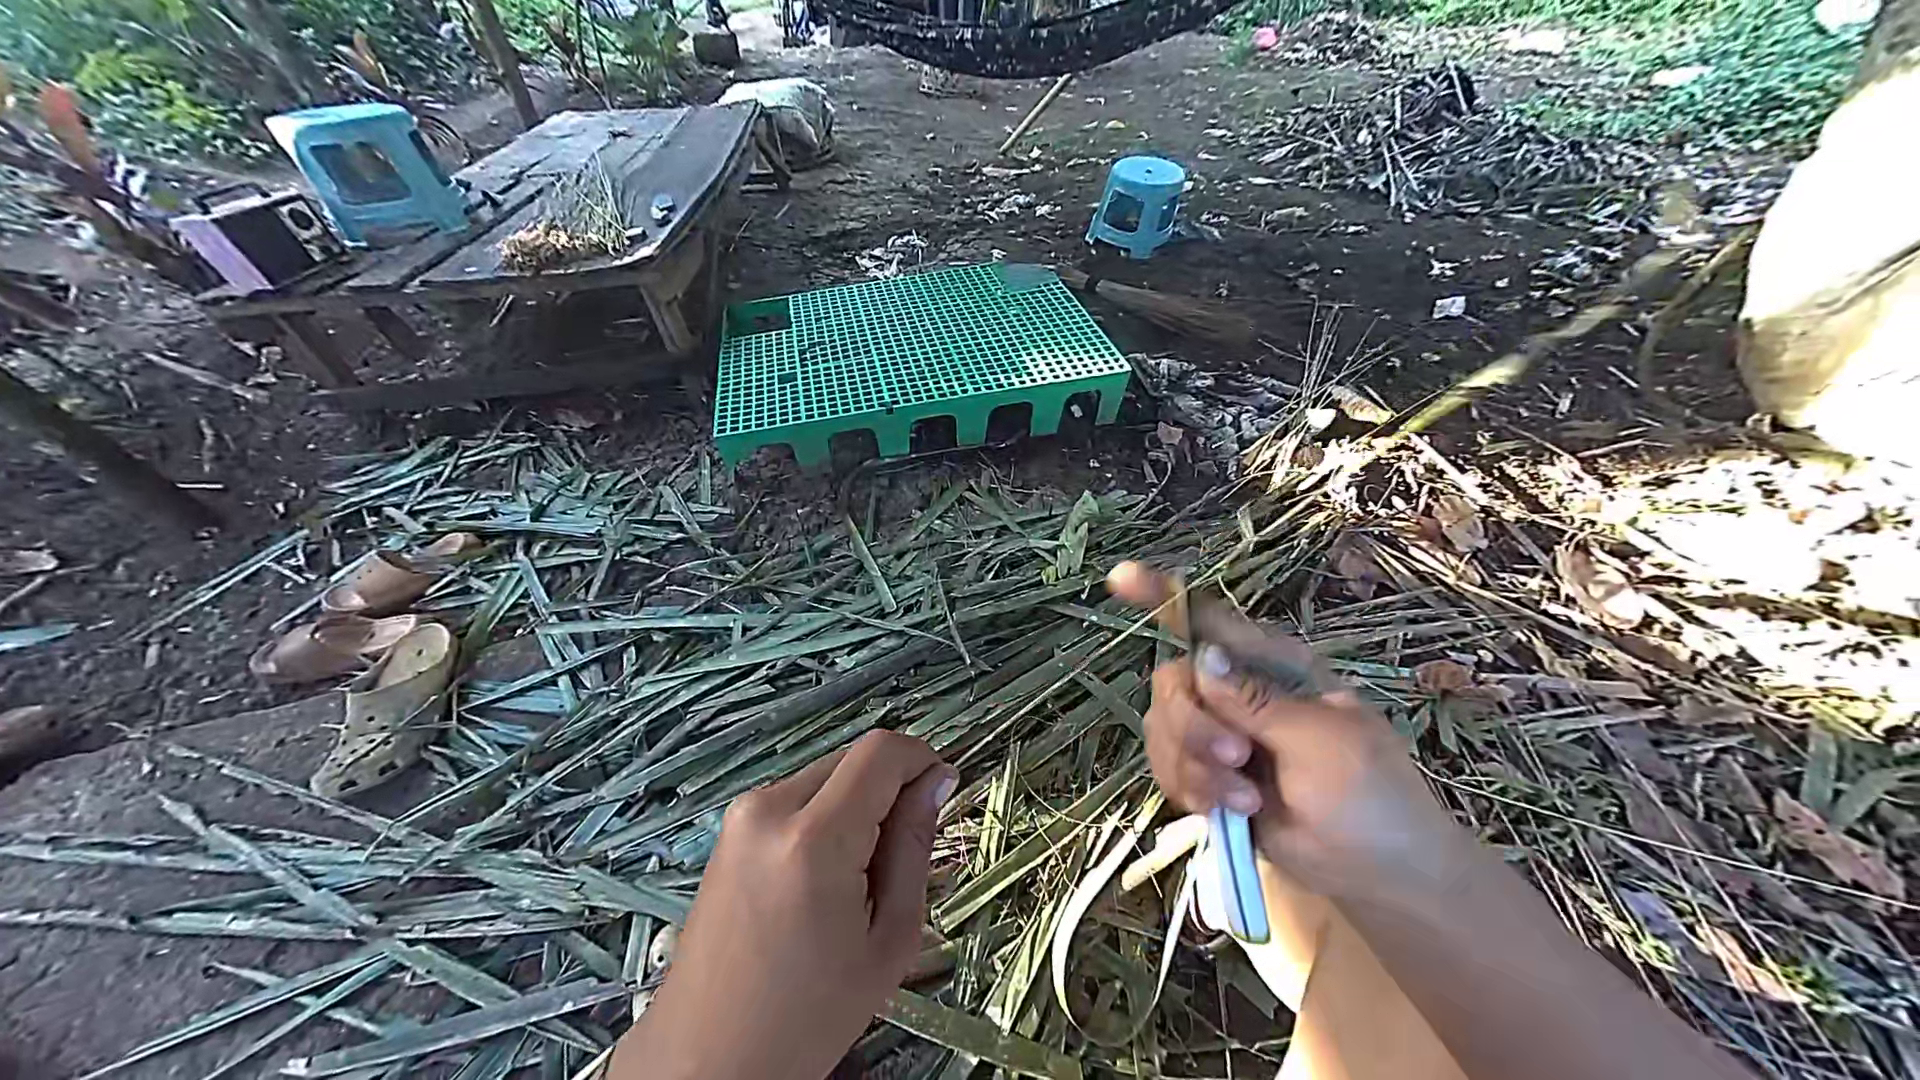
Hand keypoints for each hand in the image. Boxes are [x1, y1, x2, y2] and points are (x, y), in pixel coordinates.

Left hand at [616, 731, 956, 1079]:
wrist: (704, 1061)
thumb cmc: (807, 1017)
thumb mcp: (888, 940)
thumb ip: (915, 847)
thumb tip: (938, 780)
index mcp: (813, 840)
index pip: (881, 752)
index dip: (921, 760)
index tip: (940, 792)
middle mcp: (769, 808)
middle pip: (855, 759)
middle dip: (891, 787)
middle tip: (898, 853)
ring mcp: (743, 814)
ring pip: (829, 773)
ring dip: (859, 802)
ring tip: (857, 874)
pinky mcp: (731, 826)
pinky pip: (800, 794)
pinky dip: (828, 814)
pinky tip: (823, 873)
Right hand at [1108, 562, 1459, 897]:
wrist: (1376, 873)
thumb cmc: (1371, 796)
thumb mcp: (1323, 741)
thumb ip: (1257, 701)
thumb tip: (1202, 658)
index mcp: (1271, 665)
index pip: (1210, 622)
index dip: (1161, 596)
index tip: (1119, 579)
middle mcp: (1234, 690)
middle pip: (1172, 682)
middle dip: (1193, 725)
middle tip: (1237, 757)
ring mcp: (1215, 733)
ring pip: (1162, 728)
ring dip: (1195, 768)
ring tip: (1247, 800)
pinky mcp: (1203, 773)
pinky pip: (1165, 766)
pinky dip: (1189, 790)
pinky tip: (1229, 811)